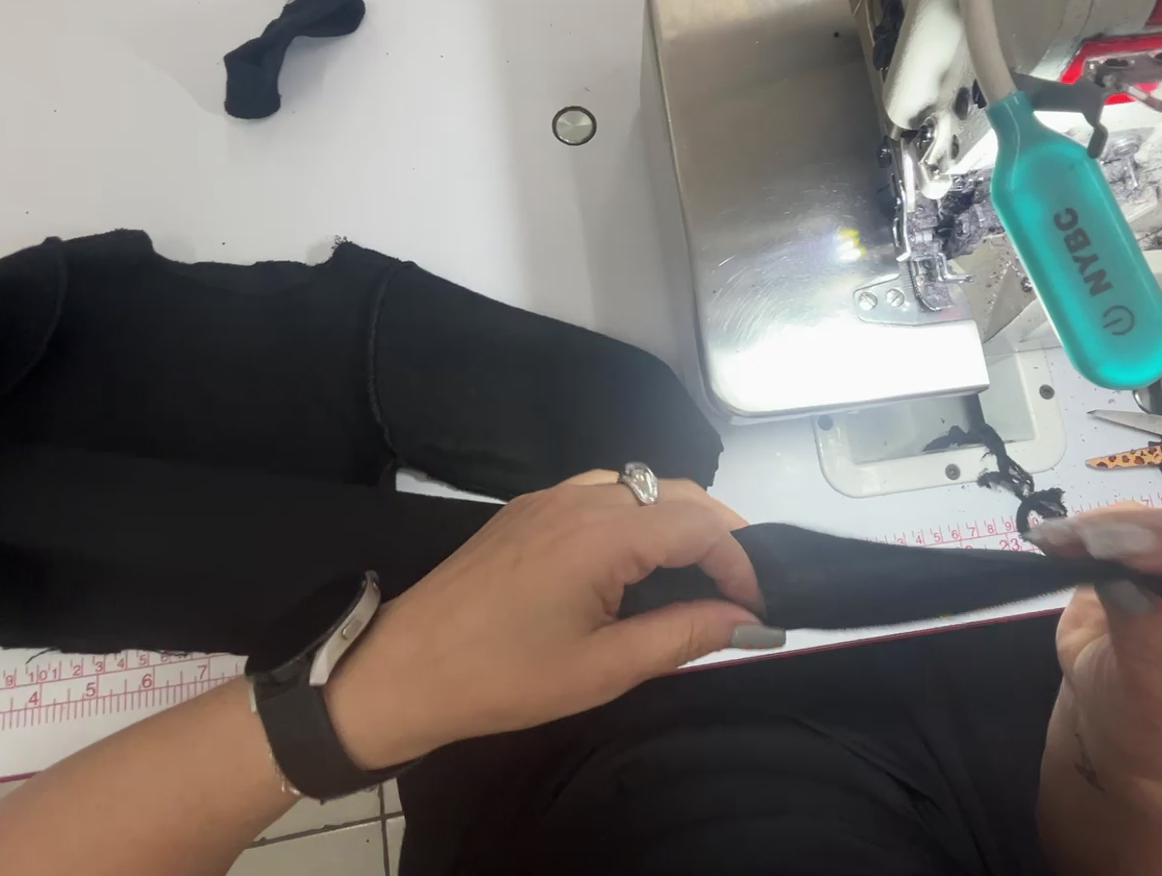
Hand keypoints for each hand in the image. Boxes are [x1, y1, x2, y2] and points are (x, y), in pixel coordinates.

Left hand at [322, 471, 770, 767]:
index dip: (740, 560)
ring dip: (676, 516)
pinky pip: (601, 489)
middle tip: (738, 582)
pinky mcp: (529, 505)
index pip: (699, 525)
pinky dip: (636, 511)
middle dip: (718, 530)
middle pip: (676, 492)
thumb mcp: (604, 667)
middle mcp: (581, 497)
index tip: (756, 604)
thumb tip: (746, 619)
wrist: (405, 666)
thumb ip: (682, 634)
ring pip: (640, 483)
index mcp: (603, 534)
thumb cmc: (506, 676)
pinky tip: (631, 553)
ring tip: (693, 566)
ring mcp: (550, 494)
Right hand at [1030, 505, 1161, 781]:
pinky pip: (1154, 515)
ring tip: (1070, 543)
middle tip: (1112, 550)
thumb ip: (1154, 646)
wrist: (1112, 709)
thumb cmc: (1157, 733)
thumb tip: (1125, 578)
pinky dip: (1104, 522)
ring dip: (1137, 529)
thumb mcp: (1161, 709)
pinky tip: (1062, 538)